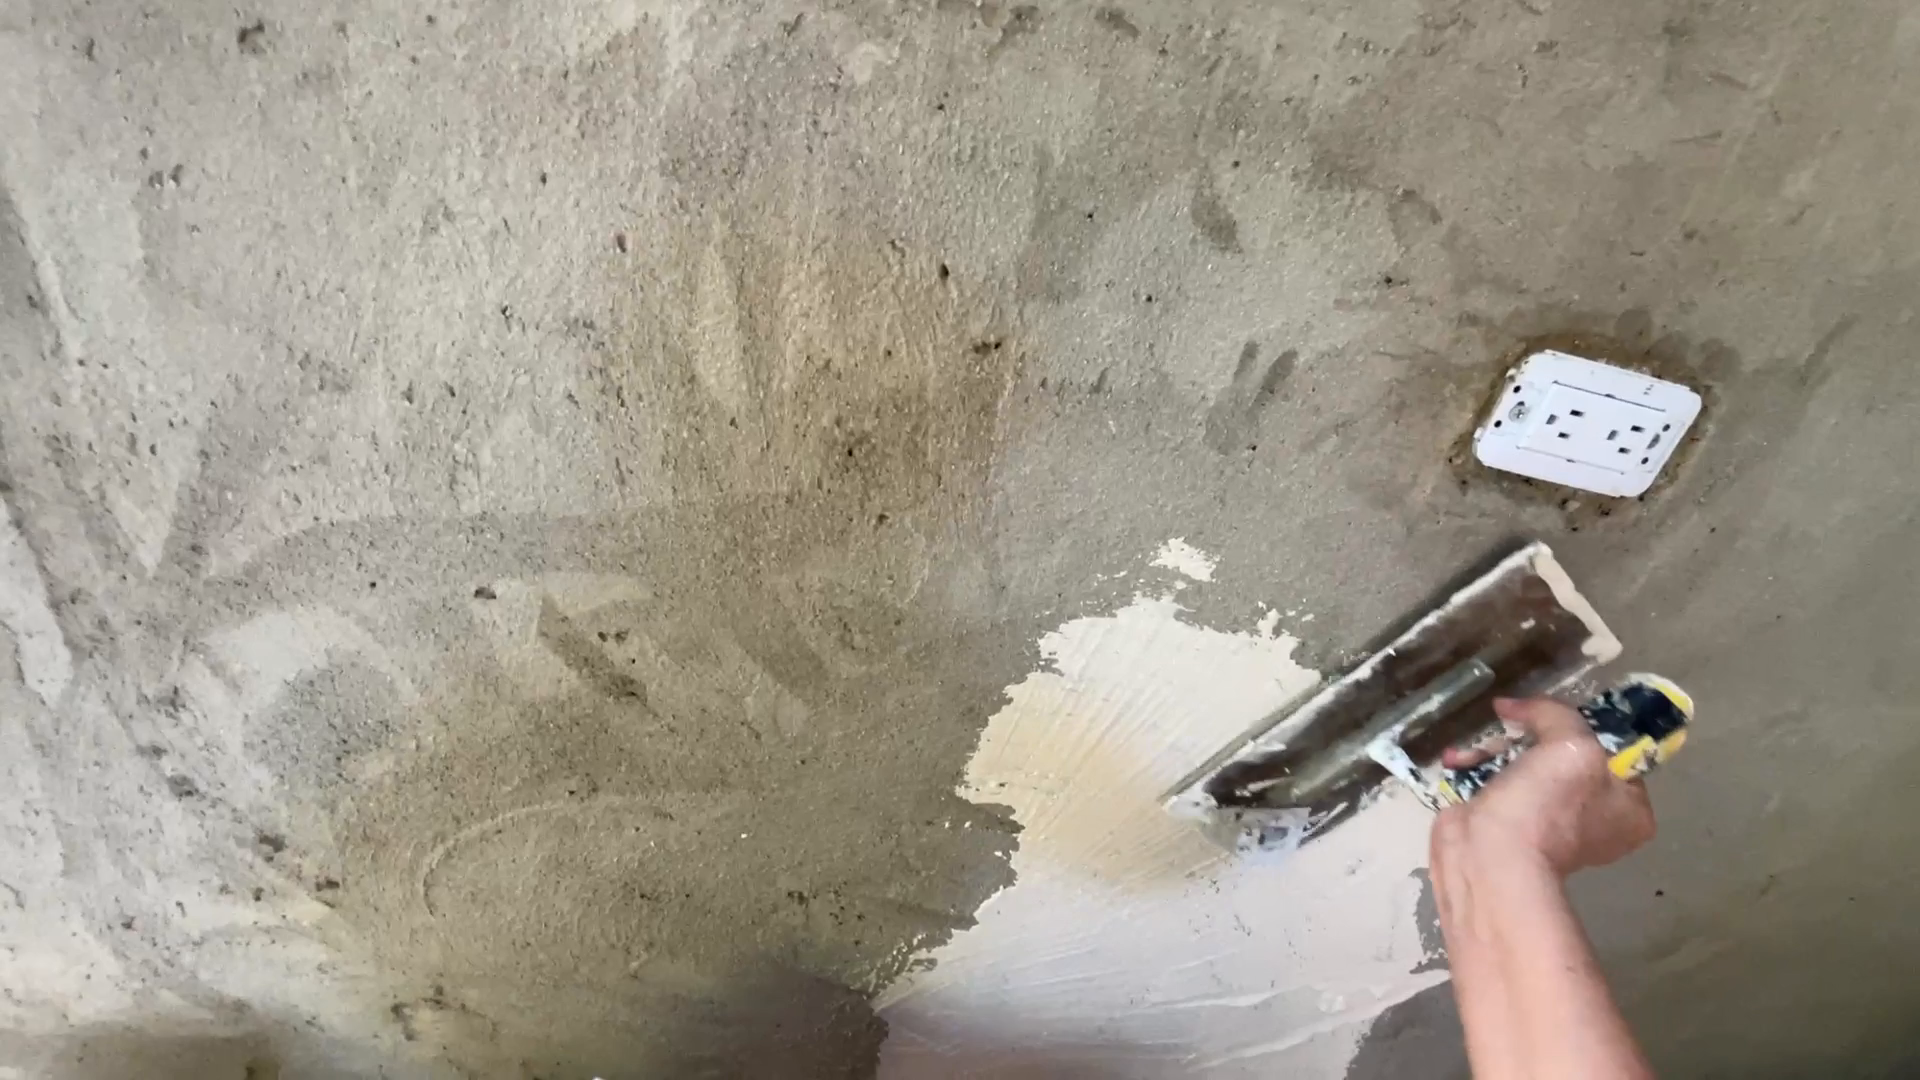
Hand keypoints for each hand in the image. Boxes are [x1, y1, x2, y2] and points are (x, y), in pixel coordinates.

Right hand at [1434, 697, 1654, 878]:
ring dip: (1489, 751)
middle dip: (1522, 738)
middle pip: (1558, 755)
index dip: (1578, 728)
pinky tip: (1456, 762)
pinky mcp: (1504, 823)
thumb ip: (1553, 714)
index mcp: (1629, 808)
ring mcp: (1546, 823)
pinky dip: (1473, 768)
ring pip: (1520, 766)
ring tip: (1468, 753)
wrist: (1490, 852)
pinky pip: (1493, 781)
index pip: (1611, 752)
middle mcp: (1593, 818)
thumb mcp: (1569, 745)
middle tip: (1503, 733)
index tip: (1545, 717)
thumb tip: (1512, 706)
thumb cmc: (1545, 804)